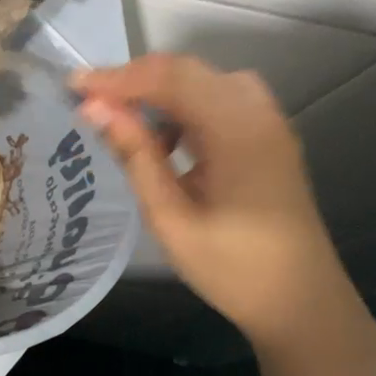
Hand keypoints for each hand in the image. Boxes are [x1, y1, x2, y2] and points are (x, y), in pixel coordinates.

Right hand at [75, 55, 359, 344]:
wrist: (301, 304)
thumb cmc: (232, 267)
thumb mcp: (171, 217)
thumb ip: (135, 156)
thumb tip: (94, 109)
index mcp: (238, 133)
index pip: (171, 79)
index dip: (119, 77)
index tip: (73, 86)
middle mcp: (258, 116)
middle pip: (189, 71)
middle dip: (134, 78)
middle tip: (88, 100)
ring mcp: (267, 126)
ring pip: (204, 82)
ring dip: (158, 90)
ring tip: (119, 119)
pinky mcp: (265, 140)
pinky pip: (219, 101)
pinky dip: (182, 106)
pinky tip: (162, 139)